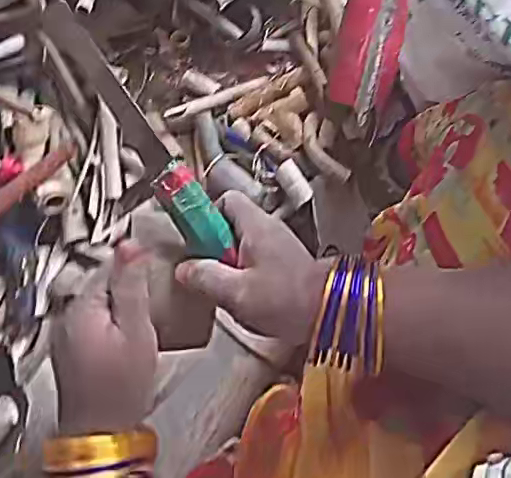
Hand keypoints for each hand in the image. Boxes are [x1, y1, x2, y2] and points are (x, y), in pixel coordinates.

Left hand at [51, 242, 157, 433]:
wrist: (102, 433)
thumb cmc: (119, 388)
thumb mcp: (136, 329)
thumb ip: (132, 285)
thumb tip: (130, 245)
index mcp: (79, 308)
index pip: (109, 263)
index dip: (135, 262)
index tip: (153, 265)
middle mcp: (66, 318)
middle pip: (103, 279)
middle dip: (128, 280)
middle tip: (152, 292)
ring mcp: (66, 334)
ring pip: (100, 297)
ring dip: (122, 297)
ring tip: (143, 309)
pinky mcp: (72, 346)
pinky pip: (95, 315)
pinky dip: (113, 314)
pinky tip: (129, 327)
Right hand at [173, 192, 326, 347]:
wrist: (326, 310)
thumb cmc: (285, 298)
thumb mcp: (238, 292)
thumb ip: (208, 277)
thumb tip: (184, 268)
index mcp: (256, 224)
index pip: (227, 199)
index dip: (207, 215)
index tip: (195, 240)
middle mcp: (267, 226)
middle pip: (230, 221)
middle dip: (214, 245)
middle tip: (207, 270)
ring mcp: (276, 241)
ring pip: (240, 241)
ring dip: (227, 262)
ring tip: (224, 287)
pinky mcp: (281, 258)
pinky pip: (252, 255)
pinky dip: (242, 270)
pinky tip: (241, 295)